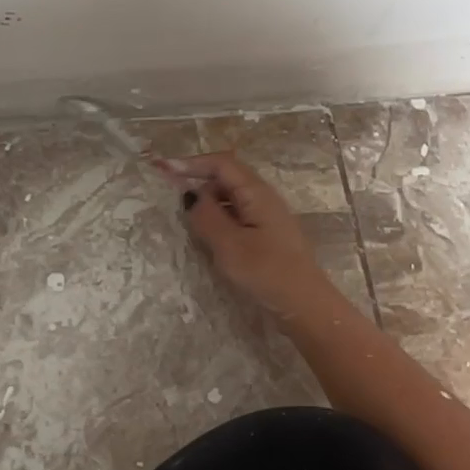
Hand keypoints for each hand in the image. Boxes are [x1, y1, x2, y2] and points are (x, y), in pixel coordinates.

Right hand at [177, 153, 340, 322]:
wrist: (306, 307)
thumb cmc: (268, 273)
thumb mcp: (230, 245)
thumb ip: (207, 216)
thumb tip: (190, 195)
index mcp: (256, 193)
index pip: (221, 164)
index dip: (191, 162)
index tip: (162, 168)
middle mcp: (263, 198)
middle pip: (226, 177)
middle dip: (197, 179)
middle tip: (169, 191)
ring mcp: (267, 217)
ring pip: (231, 197)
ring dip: (207, 201)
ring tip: (185, 215)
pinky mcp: (267, 236)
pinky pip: (237, 215)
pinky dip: (218, 217)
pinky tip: (208, 235)